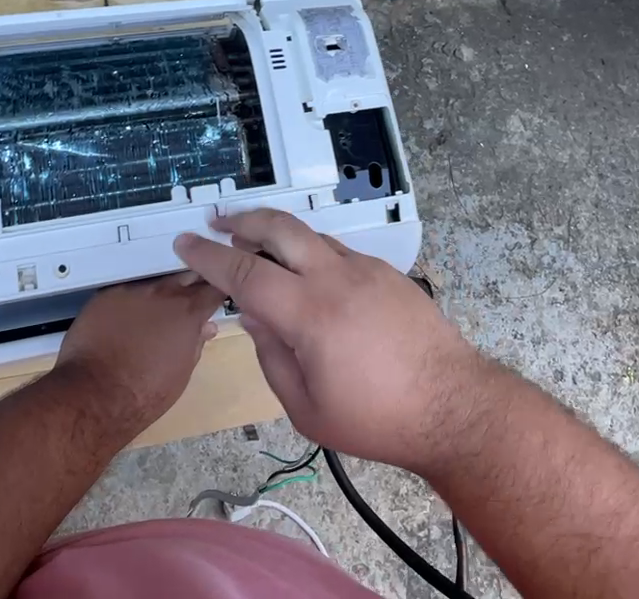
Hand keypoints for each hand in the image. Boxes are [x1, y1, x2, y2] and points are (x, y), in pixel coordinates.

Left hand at [54, 273, 224, 435]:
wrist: (94, 395)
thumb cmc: (144, 392)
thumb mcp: (182, 372)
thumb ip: (196, 343)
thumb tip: (204, 329)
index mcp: (187, 312)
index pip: (213, 288)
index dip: (216, 292)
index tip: (214, 299)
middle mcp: (162, 294)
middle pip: (185, 278)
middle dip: (190, 289)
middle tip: (187, 306)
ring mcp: (132, 292)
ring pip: (154, 284)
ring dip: (159, 296)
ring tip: (152, 317)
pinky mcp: (105, 296)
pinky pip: (125, 293)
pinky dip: (130, 303)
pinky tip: (124, 322)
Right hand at [173, 209, 503, 475]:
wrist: (454, 406)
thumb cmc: (376, 419)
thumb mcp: (306, 408)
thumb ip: (271, 356)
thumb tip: (251, 316)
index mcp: (310, 313)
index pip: (244, 272)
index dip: (209, 256)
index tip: (185, 243)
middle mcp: (336, 278)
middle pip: (280, 228)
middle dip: (243, 219)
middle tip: (218, 222)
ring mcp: (366, 269)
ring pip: (311, 235)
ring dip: (278, 234)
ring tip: (256, 247)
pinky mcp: (388, 273)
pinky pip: (338, 251)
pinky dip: (311, 251)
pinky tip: (306, 274)